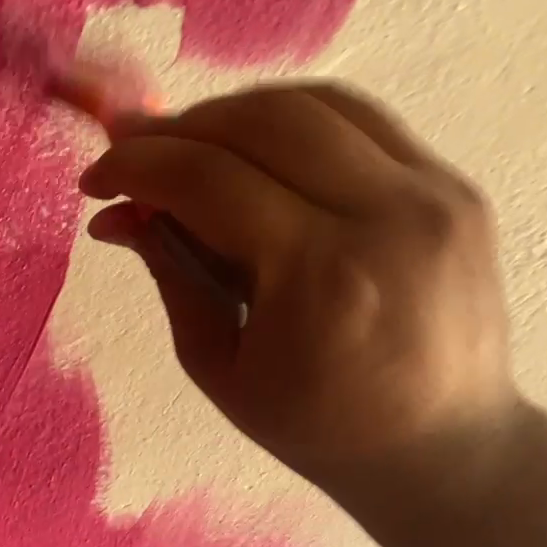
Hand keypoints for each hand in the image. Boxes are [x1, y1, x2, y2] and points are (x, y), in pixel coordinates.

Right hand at [77, 82, 522, 497]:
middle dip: (177, 129)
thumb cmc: (312, 425)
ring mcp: (433, 190)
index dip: (137, 165)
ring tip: (185, 151)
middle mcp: (386, 213)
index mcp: (321, 275)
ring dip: (231, 114)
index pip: (209, 179)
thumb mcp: (215, 364)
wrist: (441, 444)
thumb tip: (116, 215)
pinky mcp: (452, 184)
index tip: (95, 181)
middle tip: (131, 156)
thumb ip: (170, 274)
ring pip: (314, 102)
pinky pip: (357, 119)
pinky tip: (249, 153)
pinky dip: (288, 121)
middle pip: (262, 120)